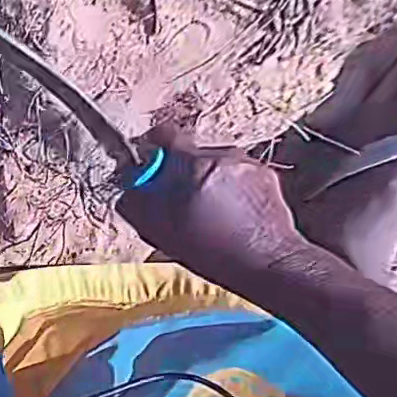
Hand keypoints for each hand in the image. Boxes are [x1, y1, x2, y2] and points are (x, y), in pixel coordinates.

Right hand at [117, 124, 316, 287]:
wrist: (263, 262)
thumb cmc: (204, 247)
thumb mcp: (154, 226)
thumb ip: (135, 196)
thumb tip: (130, 178)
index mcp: (192, 165)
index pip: (165, 134)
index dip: (150, 147)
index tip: (147, 166)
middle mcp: (223, 155)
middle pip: (189, 152)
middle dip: (177, 171)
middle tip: (173, 199)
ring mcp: (248, 164)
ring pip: (212, 162)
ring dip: (201, 177)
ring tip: (201, 208)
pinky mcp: (267, 175)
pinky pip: (234, 172)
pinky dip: (224, 186)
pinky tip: (224, 210)